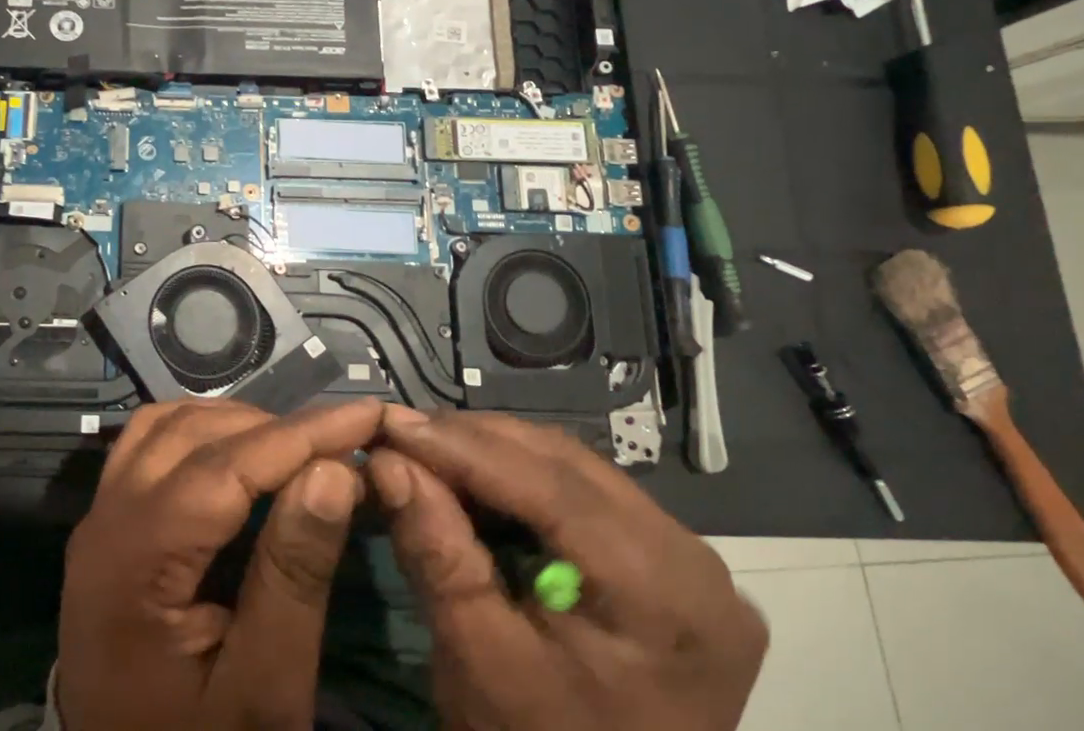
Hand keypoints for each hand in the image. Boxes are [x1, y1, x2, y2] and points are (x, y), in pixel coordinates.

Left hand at [58, 397, 383, 729]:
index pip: (223, 467)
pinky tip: (243, 453)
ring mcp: (97, 518)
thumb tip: (334, 473)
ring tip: (302, 447)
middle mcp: (103, 522)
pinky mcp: (105, 525)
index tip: (367, 415)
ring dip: (235, 422)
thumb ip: (292, 578)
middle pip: (189, 435)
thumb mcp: (261, 686)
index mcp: (133, 562)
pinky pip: (147, 446)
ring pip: (163, 427)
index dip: (300, 435)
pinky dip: (200, 432)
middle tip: (344, 442)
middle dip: (273, 425)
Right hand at [368, 408, 766, 730]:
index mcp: (666, 598)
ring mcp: (692, 565)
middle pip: (570, 469)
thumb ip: (438, 555)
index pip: (555, 490)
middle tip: (398, 434)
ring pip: (578, 473)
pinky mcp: (673, 571)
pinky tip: (473, 483)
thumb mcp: (478, 661)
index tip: (390, 423)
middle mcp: (696, 564)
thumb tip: (387, 462)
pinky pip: (589, 499)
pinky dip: (523, 483)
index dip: (465, 447)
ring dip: (495, 454)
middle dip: (475, 441)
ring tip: (425, 452)